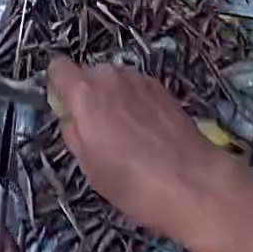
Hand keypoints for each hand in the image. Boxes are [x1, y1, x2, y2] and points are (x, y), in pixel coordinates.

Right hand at [47, 58, 237, 241]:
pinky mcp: (162, 88)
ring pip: (114, 82)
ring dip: (114, 99)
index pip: (58, 68)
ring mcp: (138, 79)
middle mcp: (109, 75)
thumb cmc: (133, 181)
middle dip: (89, 96)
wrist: (194, 184)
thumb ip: (73, 132)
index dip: (59, 87)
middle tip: (100, 132)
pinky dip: (137, 103)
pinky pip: (137, 89)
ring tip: (130, 136)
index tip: (67, 110)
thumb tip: (73, 118)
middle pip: (88, 75)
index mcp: (84, 92)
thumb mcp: (89, 167)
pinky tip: (150, 133)